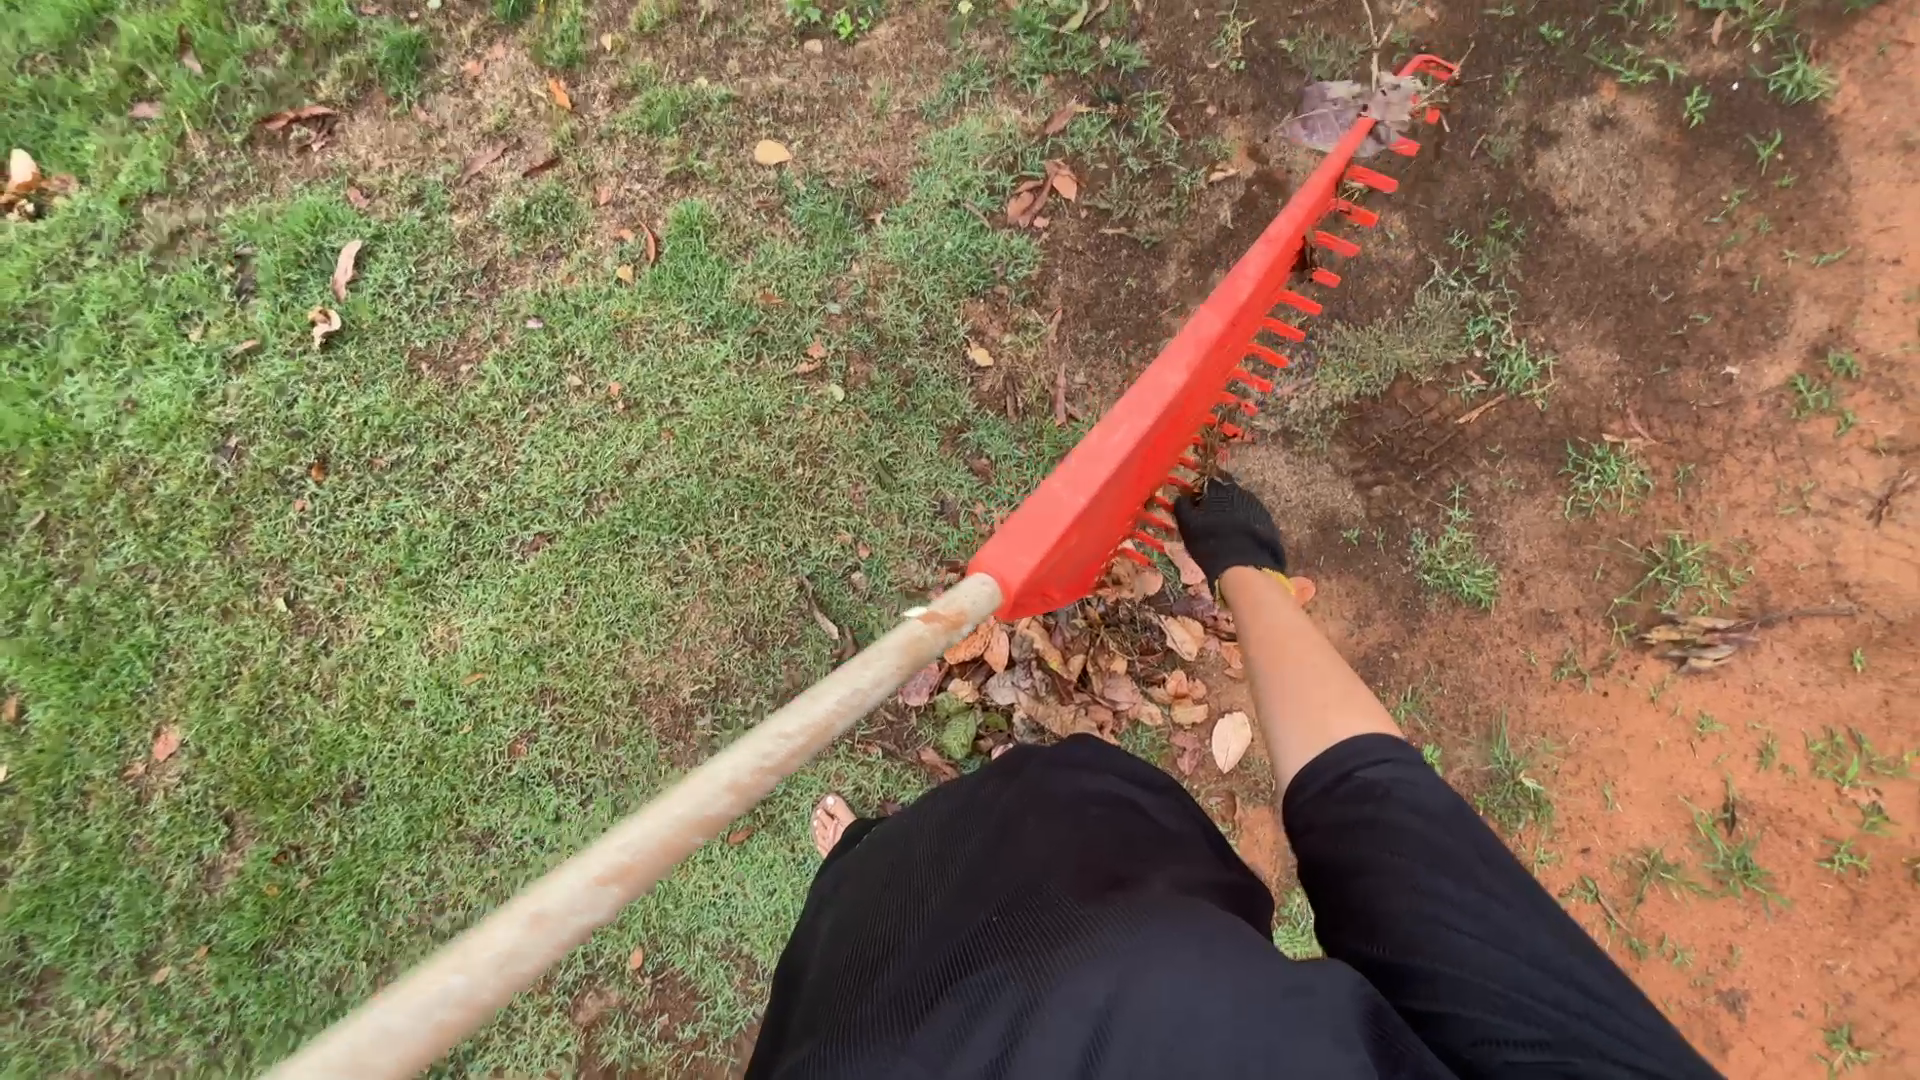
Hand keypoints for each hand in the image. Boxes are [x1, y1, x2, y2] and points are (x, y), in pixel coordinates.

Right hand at [1171, 474, 1288, 587]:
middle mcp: (1241, 492)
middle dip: (1219, 501)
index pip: (1210, 481)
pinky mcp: (1269, 522)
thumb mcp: (1188, 525)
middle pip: (1227, 492)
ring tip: (1224, 528)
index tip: (1196, 502)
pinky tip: (1238, 536)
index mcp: (1220, 490)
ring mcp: (1258, 507)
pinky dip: (1244, 523)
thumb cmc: (1210, 542)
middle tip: (1210, 516)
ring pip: (1240, 504)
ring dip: (1232, 511)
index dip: (1202, 491)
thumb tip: (1181, 497)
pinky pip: (1252, 517)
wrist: (1244, 565)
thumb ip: (1183, 507)